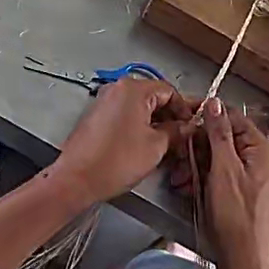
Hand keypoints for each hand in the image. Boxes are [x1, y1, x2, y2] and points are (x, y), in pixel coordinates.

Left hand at [45, 76, 182, 206]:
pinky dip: (138, 126)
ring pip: (139, 107)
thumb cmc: (114, 161)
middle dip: (170, 116)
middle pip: (153, 97)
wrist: (77, 179)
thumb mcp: (156, 146)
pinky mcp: (97, 117)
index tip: (191, 124)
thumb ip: (176, 131)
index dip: (184, 109)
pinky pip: (125, 115)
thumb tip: (185, 127)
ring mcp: (105, 102)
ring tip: (166, 144)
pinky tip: (146, 144)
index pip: (169, 91)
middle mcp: (117, 90)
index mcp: (133, 89)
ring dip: (155, 122)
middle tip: (182, 135)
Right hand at [170, 97, 268, 268]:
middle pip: (223, 138)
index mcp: (261, 148)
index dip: (207, 118)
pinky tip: (188, 188)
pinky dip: (203, 178)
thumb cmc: (235, 214)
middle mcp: (259, 158)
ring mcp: (250, 175)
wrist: (241, 258)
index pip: (232, 117)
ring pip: (218, 157)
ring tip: (180, 178)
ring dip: (196, 164)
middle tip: (179, 158)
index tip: (184, 122)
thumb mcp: (223, 168)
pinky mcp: (240, 191)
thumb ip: (219, 133)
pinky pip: (219, 174)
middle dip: (198, 147)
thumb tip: (214, 102)